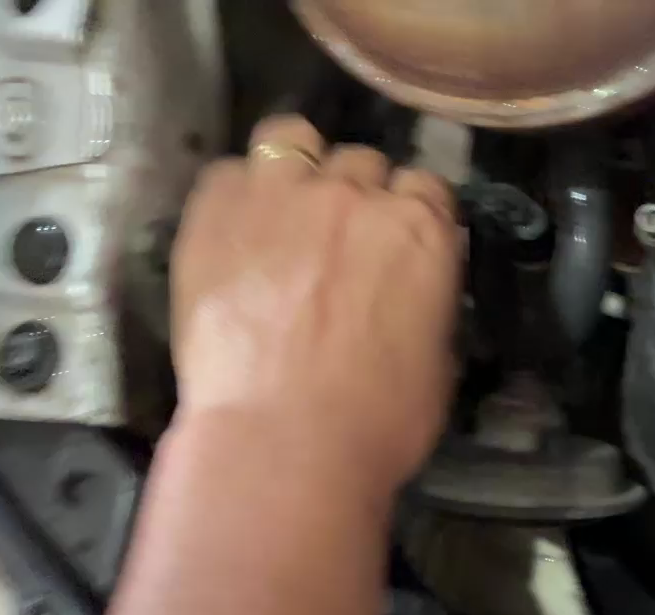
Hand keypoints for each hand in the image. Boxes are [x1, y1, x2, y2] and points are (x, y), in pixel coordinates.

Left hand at [169, 115, 461, 498]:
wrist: (289, 434)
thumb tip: (416, 286)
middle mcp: (356, 197)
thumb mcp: (441, 355)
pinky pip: (237, 167)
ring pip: (295, 140)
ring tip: (300, 210)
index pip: (432, 189)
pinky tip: (252, 228)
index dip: (425, 214)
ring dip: (308, 168)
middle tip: (358, 238)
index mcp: (425, 235)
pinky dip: (251, 188)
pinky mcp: (212, 207)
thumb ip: (429, 298)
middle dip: (368, 192)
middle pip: (367, 162)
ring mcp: (279, 194)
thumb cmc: (388, 413)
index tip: (417, 241)